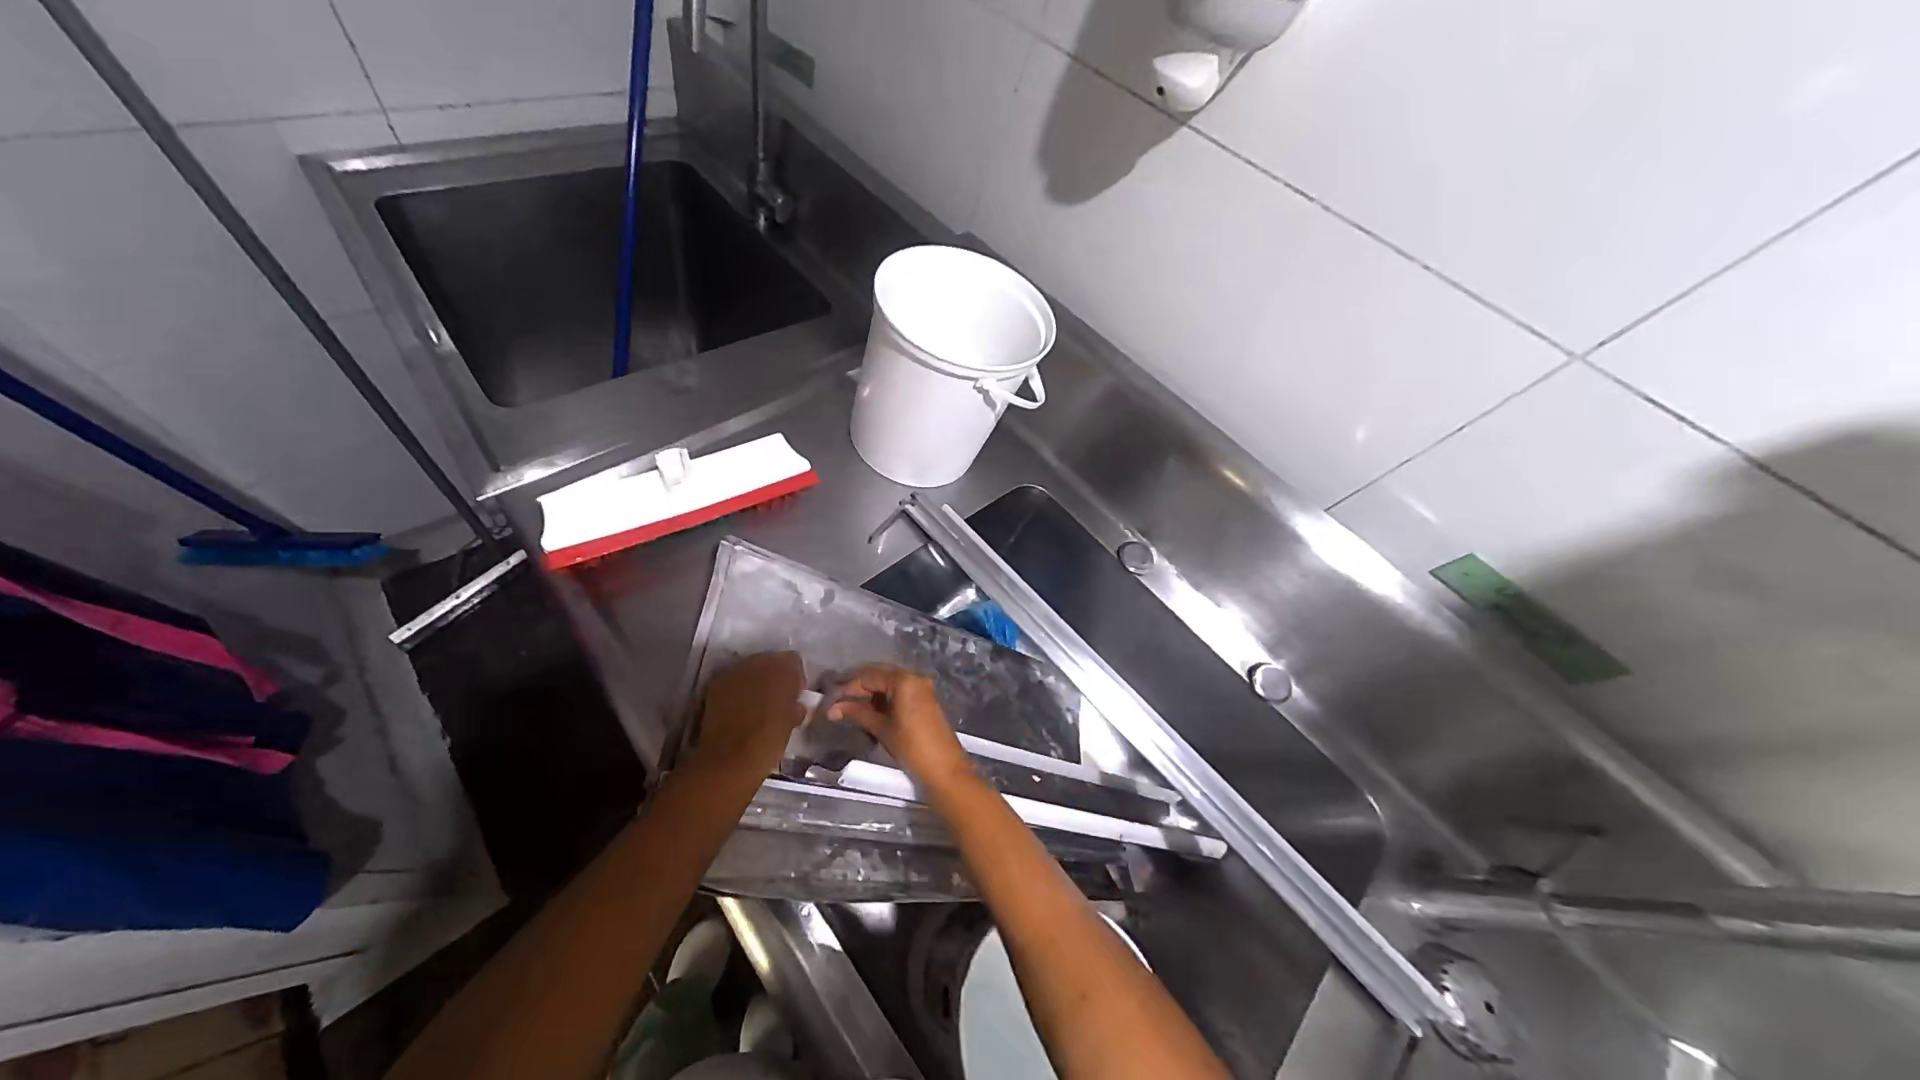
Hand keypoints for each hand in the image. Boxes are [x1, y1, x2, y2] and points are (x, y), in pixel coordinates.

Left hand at [692, 651, 804, 776]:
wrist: (729, 758)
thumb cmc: (769, 740)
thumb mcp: (793, 721)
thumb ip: (795, 705)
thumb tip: (794, 705)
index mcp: (783, 668)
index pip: (794, 661)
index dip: (796, 678)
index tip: (795, 696)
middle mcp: (758, 661)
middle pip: (770, 661)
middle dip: (774, 677)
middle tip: (776, 700)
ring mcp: (734, 671)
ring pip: (750, 670)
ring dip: (755, 682)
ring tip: (756, 705)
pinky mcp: (716, 684)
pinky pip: (733, 681)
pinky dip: (737, 690)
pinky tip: (738, 709)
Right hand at [829, 665, 966, 781]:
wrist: (944, 768)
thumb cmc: (911, 747)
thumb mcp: (881, 729)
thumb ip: (858, 713)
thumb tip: (834, 708)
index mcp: (903, 680)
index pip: (868, 675)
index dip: (849, 687)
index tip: (833, 700)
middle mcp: (914, 677)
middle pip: (880, 676)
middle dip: (860, 689)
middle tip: (840, 704)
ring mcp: (922, 688)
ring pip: (890, 684)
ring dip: (872, 695)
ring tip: (853, 711)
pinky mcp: (926, 699)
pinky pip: (901, 692)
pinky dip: (886, 699)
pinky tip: (873, 713)